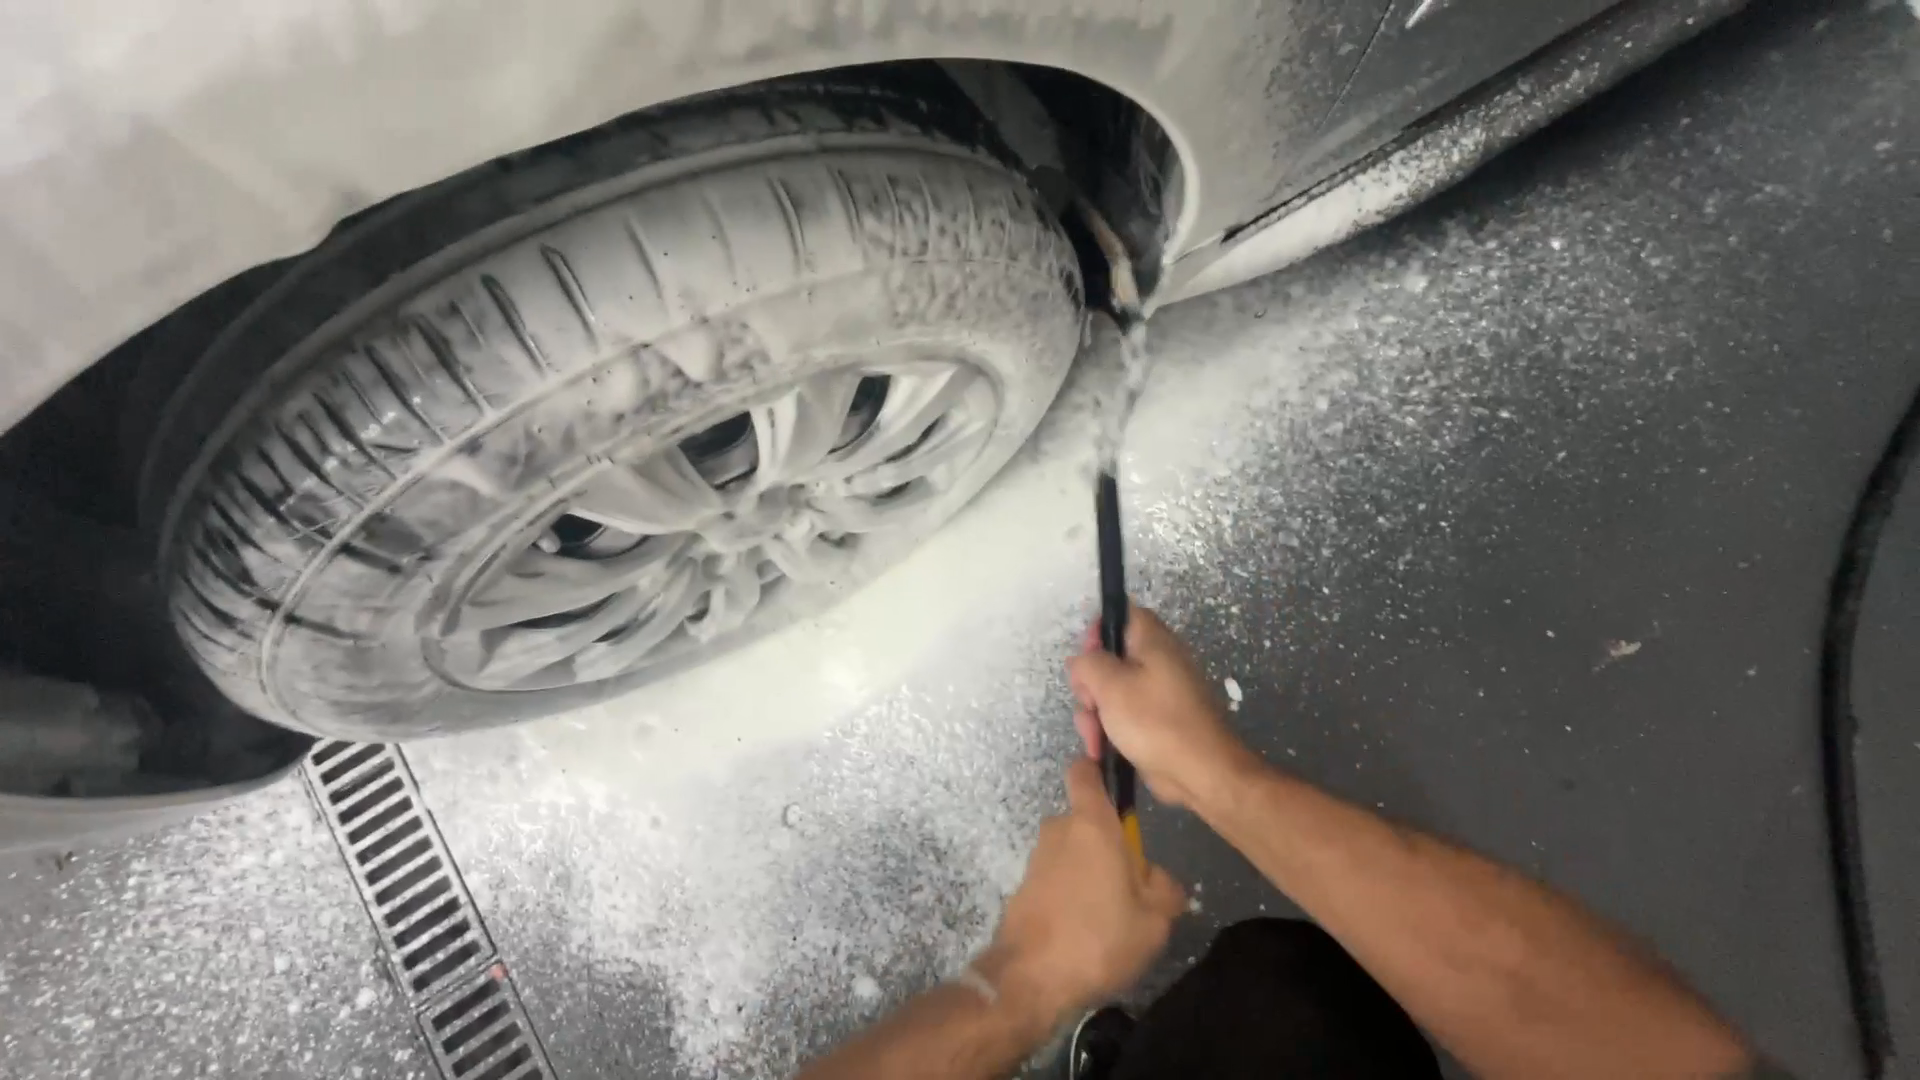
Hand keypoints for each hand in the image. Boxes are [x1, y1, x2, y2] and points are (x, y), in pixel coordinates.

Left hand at [981, 760, 1186, 1021]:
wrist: (1031, 978)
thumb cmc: (1099, 937)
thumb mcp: (1155, 919)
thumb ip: (1165, 887)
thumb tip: (1156, 876)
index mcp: (1091, 823)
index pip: (1084, 771)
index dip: (1097, 770)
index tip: (1115, 786)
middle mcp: (1059, 829)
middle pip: (1088, 820)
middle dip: (1108, 845)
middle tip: (1131, 887)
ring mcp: (1037, 857)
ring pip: (1073, 852)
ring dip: (1090, 873)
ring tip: (1110, 918)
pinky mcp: (1025, 885)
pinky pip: (1058, 878)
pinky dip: (1072, 894)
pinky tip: (1086, 931)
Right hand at [1066, 605, 1256, 809]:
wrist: (1200, 772)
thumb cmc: (1155, 721)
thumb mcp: (1110, 685)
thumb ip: (1088, 663)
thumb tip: (1082, 661)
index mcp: (1153, 641)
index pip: (1123, 614)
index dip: (1098, 630)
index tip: (1085, 656)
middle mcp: (1158, 661)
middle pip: (1110, 657)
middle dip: (1089, 682)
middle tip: (1089, 701)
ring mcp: (1158, 693)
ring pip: (1111, 691)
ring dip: (1095, 712)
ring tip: (1095, 737)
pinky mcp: (1156, 721)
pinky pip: (1123, 715)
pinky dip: (1110, 729)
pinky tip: (1102, 749)